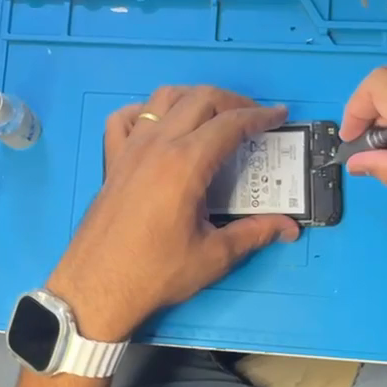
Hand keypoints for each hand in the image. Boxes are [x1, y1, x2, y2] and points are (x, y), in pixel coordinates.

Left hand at [47, 86, 300, 341]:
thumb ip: (254, 234)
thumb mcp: (213, 256)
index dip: (259, 116)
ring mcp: (129, 149)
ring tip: (213, 115)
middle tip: (253, 118)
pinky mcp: (111, 161)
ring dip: (193, 98)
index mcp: (186, 164)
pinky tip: (159, 126)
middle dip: (233, 101)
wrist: (96, 288)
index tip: (279, 116)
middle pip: (199, 99)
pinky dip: (145, 111)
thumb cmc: (156, 274)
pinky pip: (124, 119)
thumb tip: (290, 228)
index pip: (230, 124)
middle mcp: (157, 145)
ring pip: (163, 99)